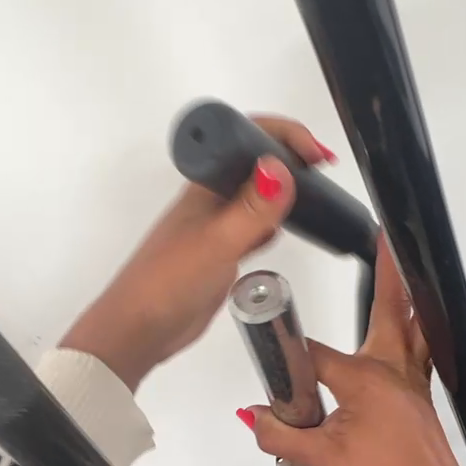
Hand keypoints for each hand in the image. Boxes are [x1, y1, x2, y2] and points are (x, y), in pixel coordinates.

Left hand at [59, 116, 334, 389]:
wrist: (140, 329)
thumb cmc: (167, 283)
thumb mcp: (217, 243)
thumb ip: (251, 210)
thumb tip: (280, 170)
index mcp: (206, 185)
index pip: (248, 138)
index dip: (285, 137)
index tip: (317, 156)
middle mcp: (211, 200)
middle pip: (255, 163)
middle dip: (289, 159)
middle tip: (324, 172)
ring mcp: (216, 227)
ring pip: (256, 197)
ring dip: (283, 192)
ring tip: (314, 199)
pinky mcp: (220, 253)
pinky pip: (252, 229)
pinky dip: (271, 226)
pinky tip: (282, 234)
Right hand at [243, 240, 465, 465]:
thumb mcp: (321, 459)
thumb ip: (280, 434)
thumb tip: (253, 418)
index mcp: (365, 377)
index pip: (314, 355)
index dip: (290, 357)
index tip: (272, 356)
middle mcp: (393, 370)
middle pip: (389, 310)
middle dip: (386, 272)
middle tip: (384, 238)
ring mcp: (412, 381)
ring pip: (413, 325)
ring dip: (407, 295)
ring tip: (405, 269)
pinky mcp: (421, 397)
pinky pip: (420, 350)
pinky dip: (416, 329)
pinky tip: (413, 330)